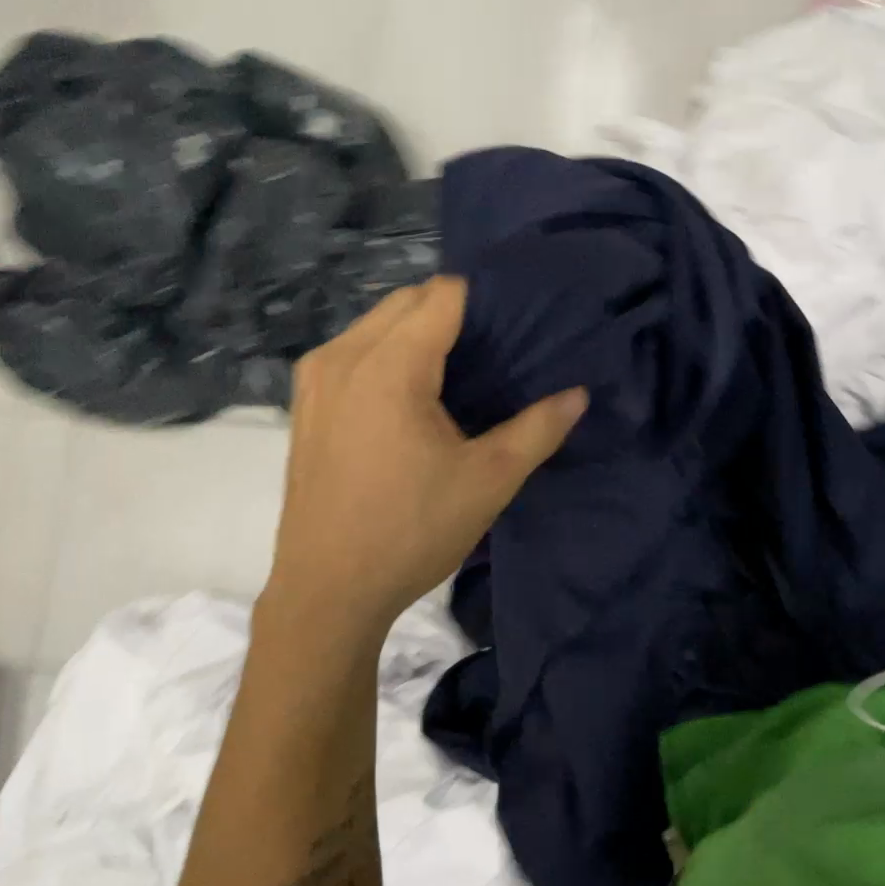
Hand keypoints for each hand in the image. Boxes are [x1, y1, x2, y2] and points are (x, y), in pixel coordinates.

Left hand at [263, 277, 586, 633]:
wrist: (329, 590)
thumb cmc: (412, 531)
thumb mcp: (489, 481)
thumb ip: (538, 430)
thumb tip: (578, 395)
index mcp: (389, 367)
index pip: (444, 296)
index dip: (487, 303)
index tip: (522, 328)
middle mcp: (343, 356)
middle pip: (407, 302)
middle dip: (455, 316)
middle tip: (500, 355)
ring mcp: (315, 379)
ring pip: (377, 326)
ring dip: (420, 336)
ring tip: (461, 378)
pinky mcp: (305, 405)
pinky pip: (355, 354)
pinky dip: (390, 358)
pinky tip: (416, 404)